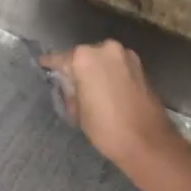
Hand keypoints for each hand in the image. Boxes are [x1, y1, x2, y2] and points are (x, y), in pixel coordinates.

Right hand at [40, 41, 183, 162]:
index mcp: (84, 57)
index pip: (60, 58)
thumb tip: (70, 85)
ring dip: (95, 70)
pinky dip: (110, 74)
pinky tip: (106, 90)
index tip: (43, 65)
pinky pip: (117, 66)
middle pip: (83, 55)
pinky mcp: (140, 66)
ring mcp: (126, 55)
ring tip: (90, 89)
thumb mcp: (78, 111)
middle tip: (70, 84)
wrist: (148, 141)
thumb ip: (70, 91)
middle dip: (76, 67)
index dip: (50, 64)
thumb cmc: (106, 127)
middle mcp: (105, 49)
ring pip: (102, 59)